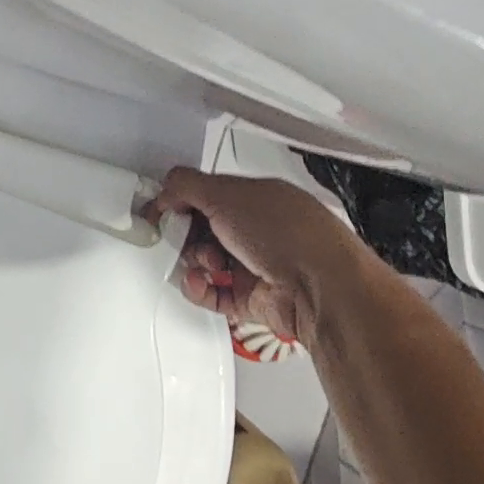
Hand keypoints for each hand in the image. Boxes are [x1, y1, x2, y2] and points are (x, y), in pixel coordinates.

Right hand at [141, 167, 369, 347]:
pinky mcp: (252, 297)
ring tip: (200, 263)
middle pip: (203, 230)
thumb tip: (164, 190)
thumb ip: (185, 186)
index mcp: (258, 198)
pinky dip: (199, 289)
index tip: (161, 209)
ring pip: (205, 262)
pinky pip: (212, 293)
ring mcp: (257, 265)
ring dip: (192, 262)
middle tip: (175, 237)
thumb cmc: (291, 235)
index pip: (208, 194)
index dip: (180, 200)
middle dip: (184, 234)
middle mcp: (259, 230)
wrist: (323, 289)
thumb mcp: (226, 194)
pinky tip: (199, 282)